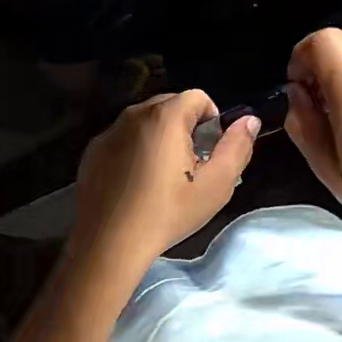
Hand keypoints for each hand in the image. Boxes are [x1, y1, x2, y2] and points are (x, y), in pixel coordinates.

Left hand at [69, 90, 259, 267]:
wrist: (109, 244)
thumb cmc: (168, 213)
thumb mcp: (216, 184)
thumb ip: (237, 146)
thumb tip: (249, 120)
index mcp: (165, 117)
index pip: (198, 97)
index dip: (212, 121)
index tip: (210, 152)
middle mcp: (134, 115)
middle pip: (171, 106)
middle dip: (186, 128)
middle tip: (190, 167)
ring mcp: (109, 132)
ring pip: (145, 123)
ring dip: (160, 139)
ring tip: (163, 178)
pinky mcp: (92, 152)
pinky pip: (123, 139)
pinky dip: (135, 151)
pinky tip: (137, 185)